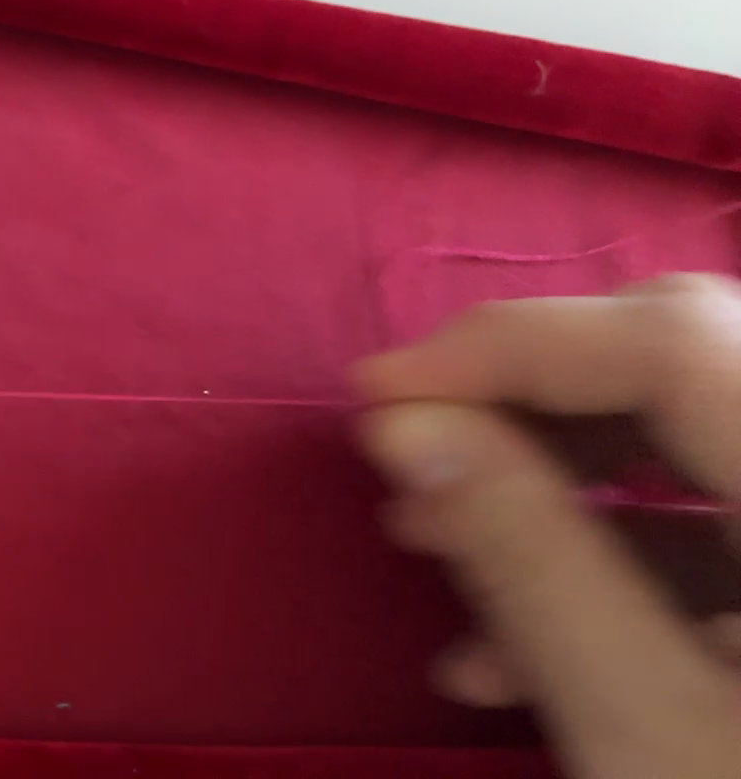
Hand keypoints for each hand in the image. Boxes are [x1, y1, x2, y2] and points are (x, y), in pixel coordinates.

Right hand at [358, 275, 740, 778]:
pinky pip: (710, 519)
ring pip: (686, 432)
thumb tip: (398, 424)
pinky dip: (595, 547)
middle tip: (409, 452)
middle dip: (517, 399)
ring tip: (431, 540)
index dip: (504, 344)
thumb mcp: (657, 737)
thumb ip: (527, 559)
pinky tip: (510, 633)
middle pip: (686, 360)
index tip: (374, 392)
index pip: (672, 343)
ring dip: (540, 472)